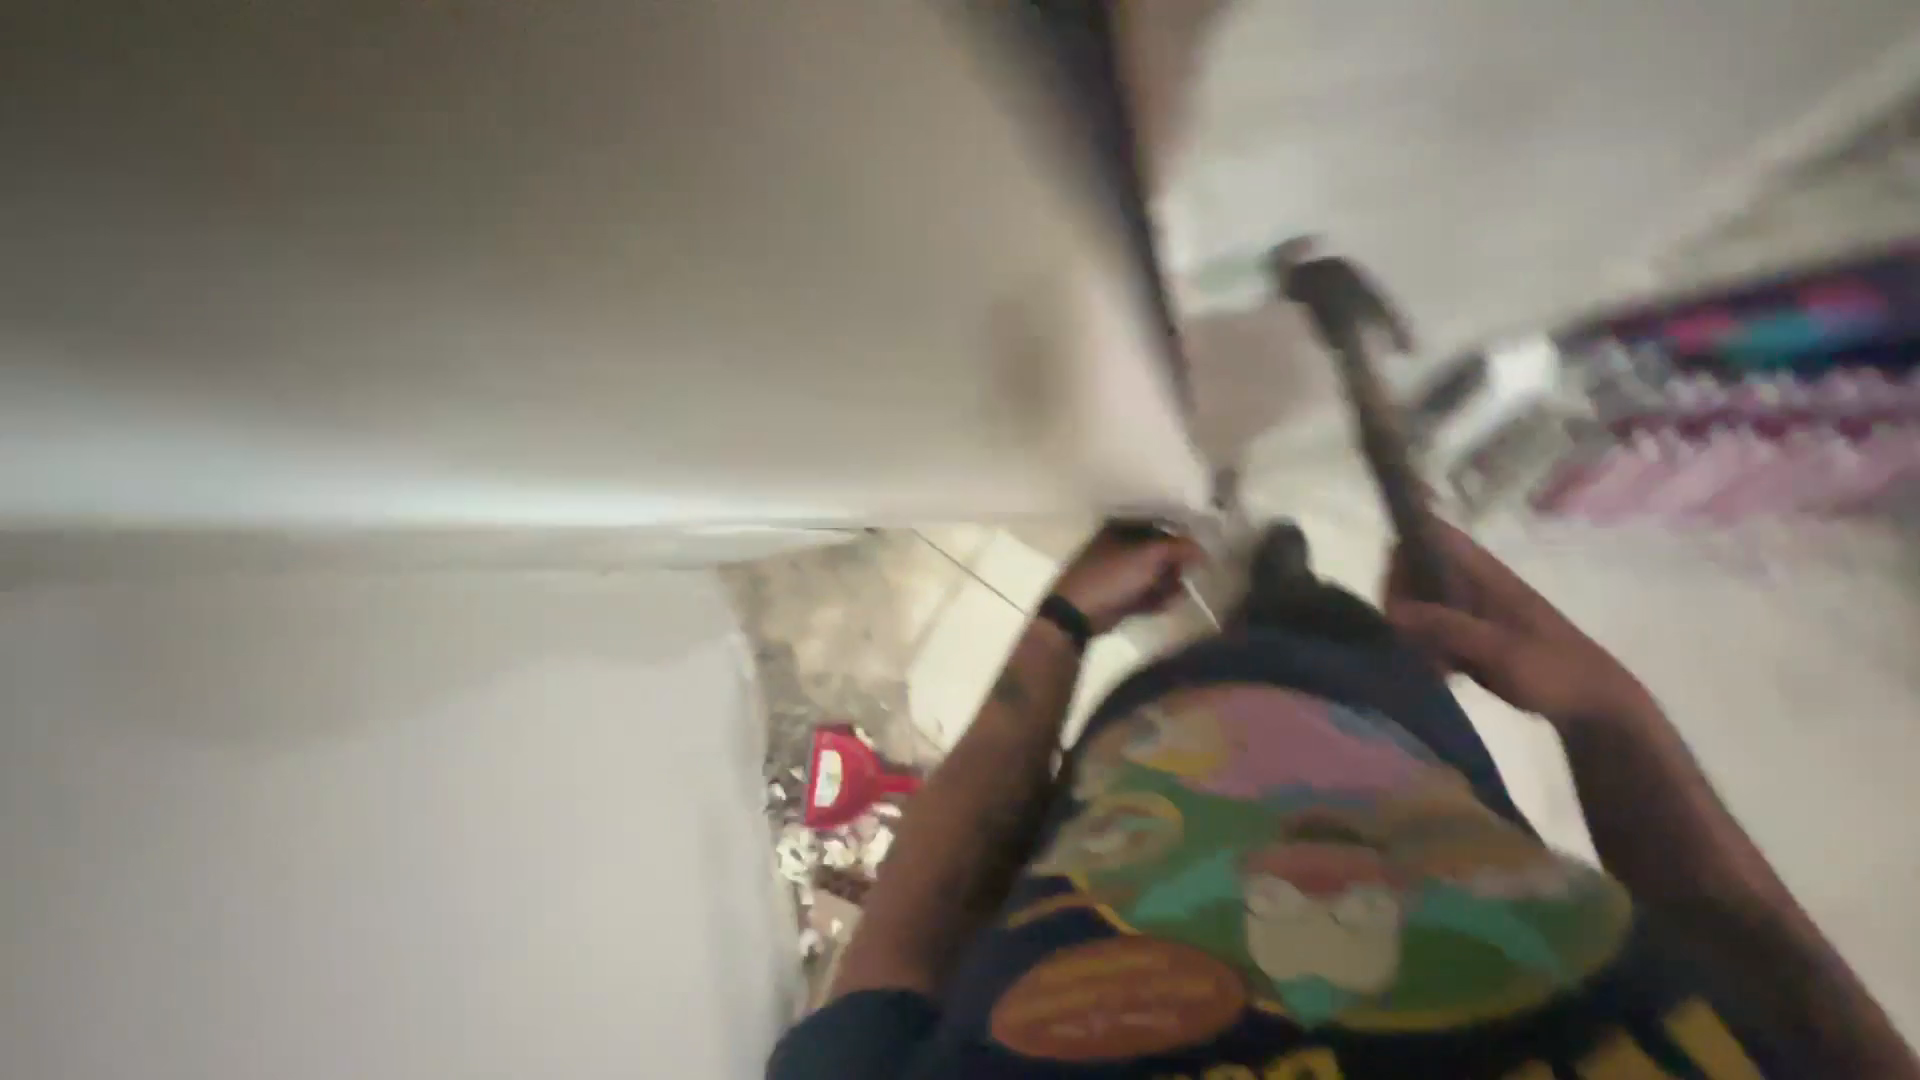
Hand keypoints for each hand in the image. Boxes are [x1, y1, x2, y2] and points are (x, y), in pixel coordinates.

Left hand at [1051, 525, 1204, 634]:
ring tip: (1172, 594)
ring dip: (1167, 585)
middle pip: (1160, 551)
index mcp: (1121, 527)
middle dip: (1175, 565)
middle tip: (1183, 575)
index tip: (1198, 550)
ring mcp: (1119, 571)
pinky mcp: (1120, 595)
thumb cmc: (1112, 576)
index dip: (1180, 536)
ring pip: (1154, 574)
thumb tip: (1203, 551)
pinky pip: (1146, 593)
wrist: (1078, 612)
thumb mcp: (1148, 556)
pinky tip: (1163, 605)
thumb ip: (1178, 549)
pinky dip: (1156, 599)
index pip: (1160, 524)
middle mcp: (1120, 545)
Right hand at [1382, 521, 1652, 727]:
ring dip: (1412, 630)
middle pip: (1415, 570)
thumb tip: (1391, 611)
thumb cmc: (1556, 670)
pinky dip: (1425, 647)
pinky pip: (1430, 628)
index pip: (1433, 534)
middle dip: (1402, 602)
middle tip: (1410, 638)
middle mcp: (1474, 582)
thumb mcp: (1500, 650)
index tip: (1395, 592)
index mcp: (1486, 573)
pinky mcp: (1470, 633)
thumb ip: (1447, 627)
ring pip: (1418, 602)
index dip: (1405, 549)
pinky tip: (1441, 673)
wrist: (1598, 706)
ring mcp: (1472, 608)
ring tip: (1432, 664)